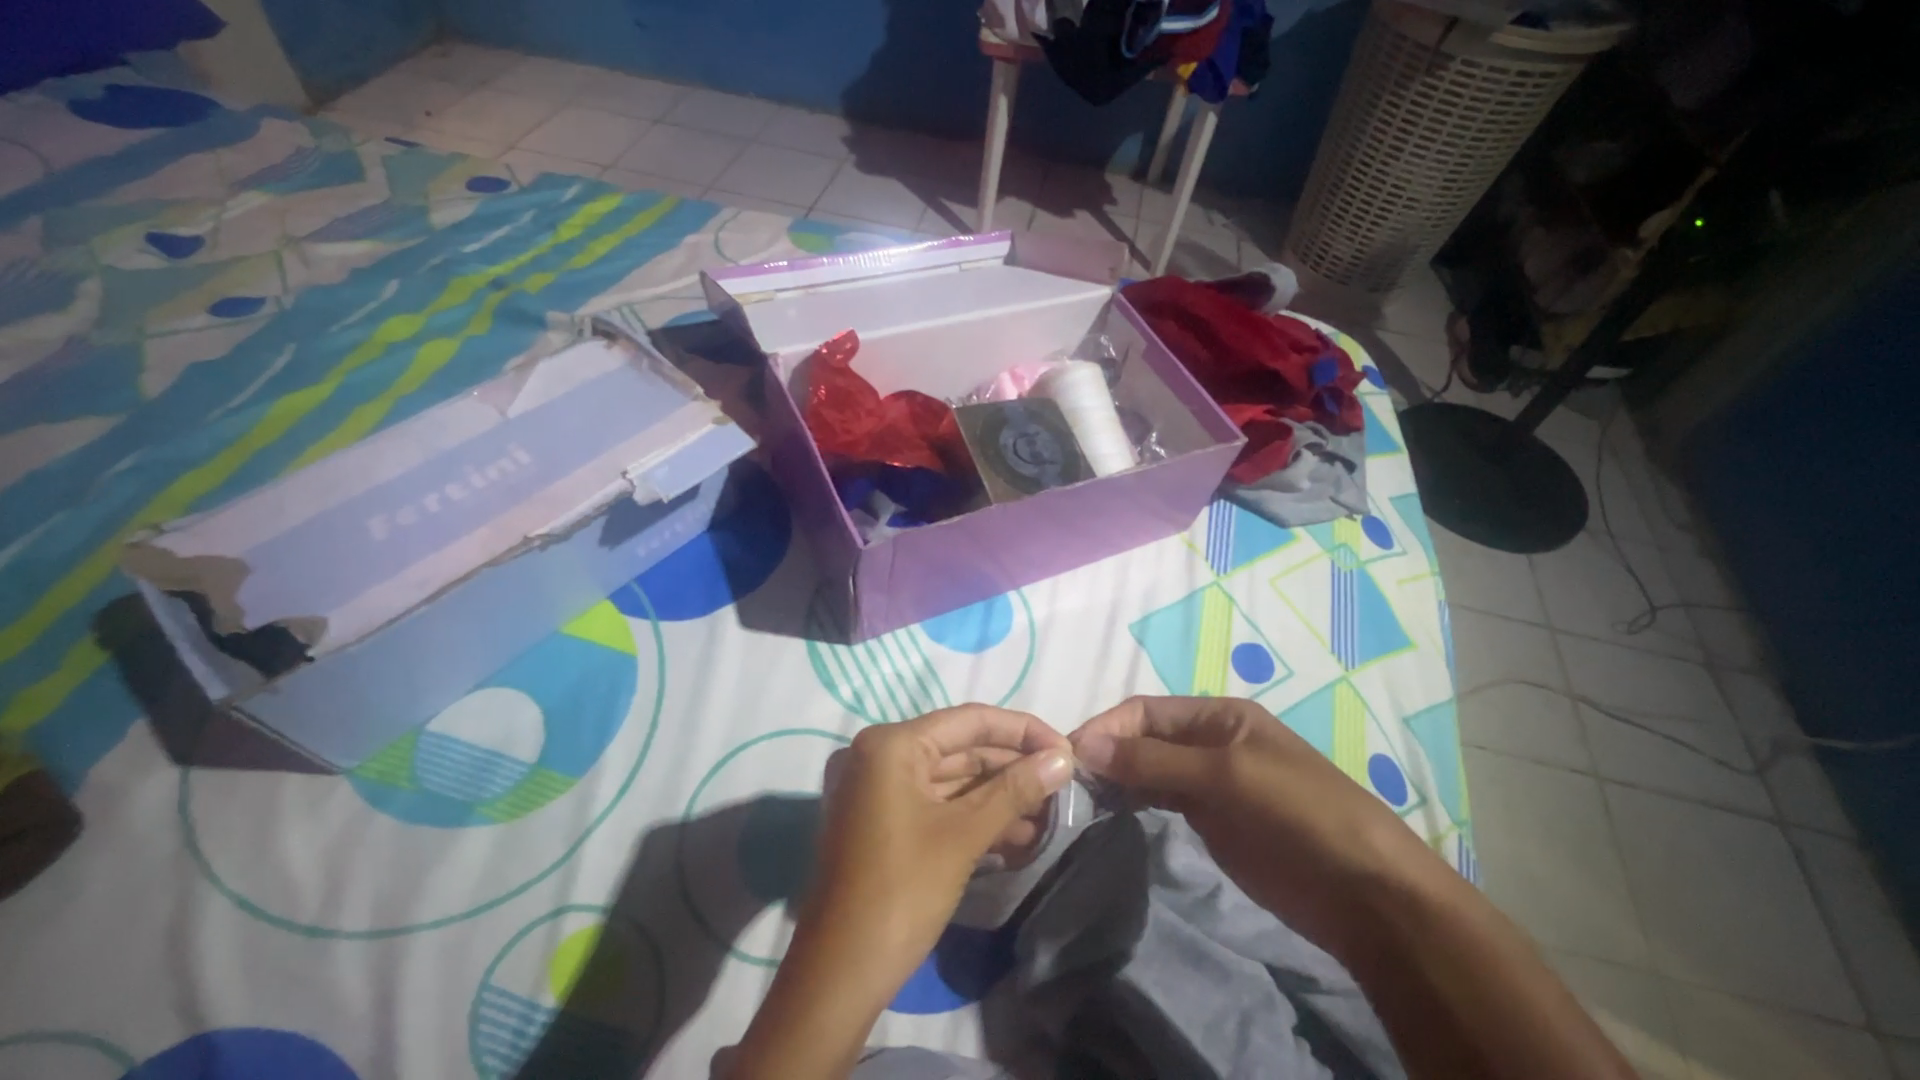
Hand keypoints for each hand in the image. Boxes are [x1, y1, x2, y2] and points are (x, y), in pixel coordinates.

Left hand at [729, 705, 1071, 1079]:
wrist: (841, 970)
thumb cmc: (902, 890)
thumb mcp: (964, 835)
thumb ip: (1015, 789)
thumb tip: (1063, 757)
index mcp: (890, 744)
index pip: (970, 720)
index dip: (1023, 731)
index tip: (1067, 749)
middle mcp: (878, 755)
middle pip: (961, 748)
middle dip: (1013, 768)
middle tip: (1063, 786)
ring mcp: (876, 790)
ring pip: (951, 780)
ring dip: (998, 796)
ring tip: (1049, 816)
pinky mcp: (880, 822)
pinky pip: (935, 805)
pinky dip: (973, 816)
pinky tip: (1018, 835)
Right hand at [1070, 696, 1447, 955]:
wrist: (1362, 890)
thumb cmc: (1299, 814)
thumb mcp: (1226, 776)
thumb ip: (1155, 761)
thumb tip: (1083, 745)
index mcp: (1220, 716)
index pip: (1146, 710)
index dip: (1106, 728)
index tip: (1066, 758)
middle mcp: (1211, 742)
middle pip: (1144, 738)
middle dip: (1106, 753)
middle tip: (1065, 784)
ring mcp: (1211, 784)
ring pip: (1148, 771)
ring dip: (1115, 779)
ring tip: (1078, 801)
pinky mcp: (1212, 821)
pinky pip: (1161, 801)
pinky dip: (1134, 802)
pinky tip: (1110, 814)